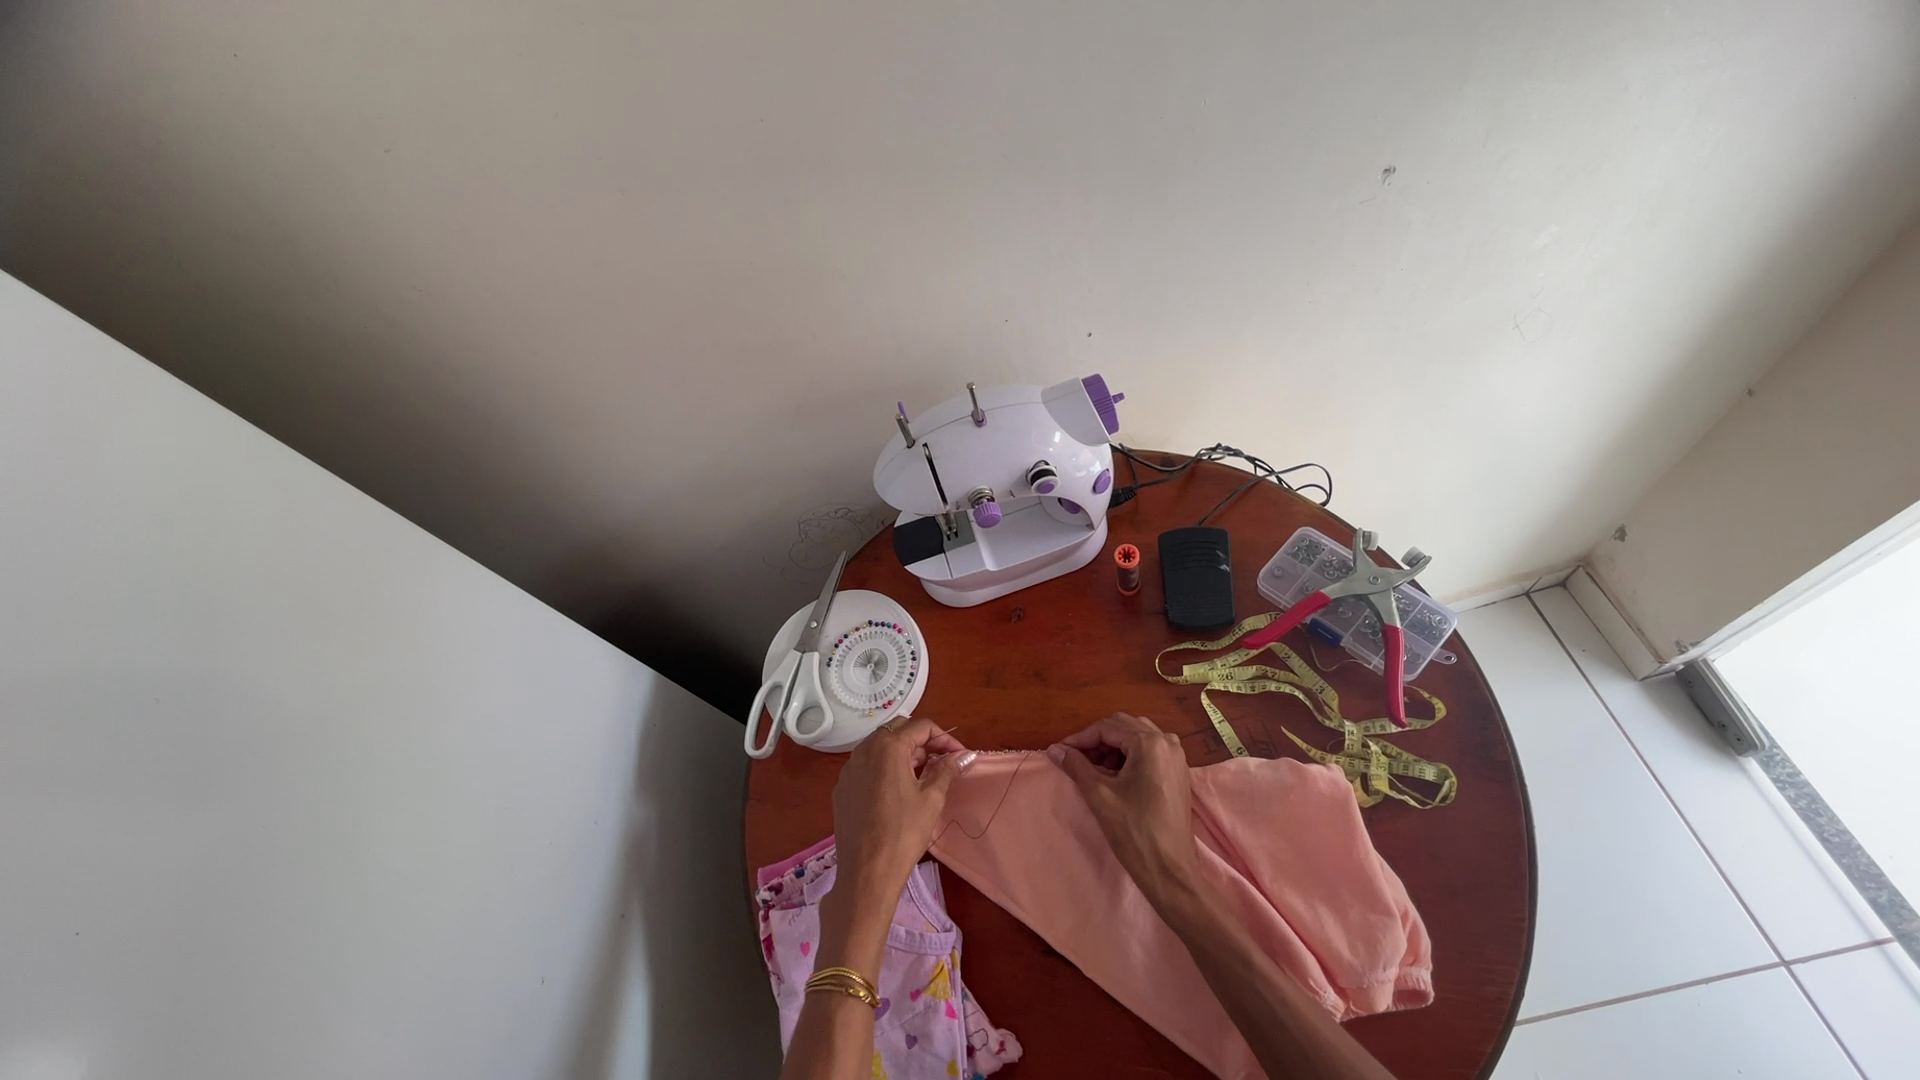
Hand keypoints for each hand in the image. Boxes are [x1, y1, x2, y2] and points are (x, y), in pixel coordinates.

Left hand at [831, 716, 974, 900]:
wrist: (867, 871)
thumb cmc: (904, 832)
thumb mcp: (932, 798)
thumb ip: (947, 770)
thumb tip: (965, 756)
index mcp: (888, 747)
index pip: (922, 727)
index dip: (945, 738)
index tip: (958, 755)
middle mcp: (864, 750)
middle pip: (898, 730)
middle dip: (923, 741)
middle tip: (941, 763)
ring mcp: (849, 768)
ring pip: (880, 746)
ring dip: (904, 753)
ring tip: (922, 776)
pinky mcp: (842, 787)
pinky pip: (867, 766)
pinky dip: (885, 768)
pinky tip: (897, 791)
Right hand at [1048, 713, 1199, 905]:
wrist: (1170, 871)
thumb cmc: (1134, 832)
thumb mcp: (1099, 795)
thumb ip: (1076, 766)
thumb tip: (1054, 749)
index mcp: (1150, 743)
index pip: (1107, 728)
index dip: (1080, 738)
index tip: (1060, 752)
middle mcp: (1167, 742)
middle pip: (1124, 727)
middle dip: (1097, 740)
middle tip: (1076, 760)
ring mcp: (1177, 757)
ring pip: (1137, 737)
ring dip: (1113, 747)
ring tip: (1095, 770)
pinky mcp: (1179, 773)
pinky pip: (1150, 751)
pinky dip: (1130, 756)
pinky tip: (1116, 777)